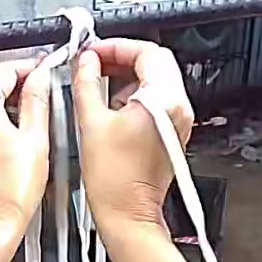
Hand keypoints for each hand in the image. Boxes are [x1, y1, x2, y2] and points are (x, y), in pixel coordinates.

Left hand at [0, 58, 52, 252]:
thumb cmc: (8, 194)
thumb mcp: (35, 140)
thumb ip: (37, 101)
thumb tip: (41, 77)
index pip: (5, 69)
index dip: (31, 66)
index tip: (46, 68)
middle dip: (17, 83)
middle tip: (43, 89)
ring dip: (5, 102)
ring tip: (32, 114)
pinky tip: (13, 136)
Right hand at [74, 38, 192, 253]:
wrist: (127, 214)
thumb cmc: (114, 181)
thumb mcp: (91, 123)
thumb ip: (85, 83)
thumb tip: (84, 62)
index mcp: (162, 100)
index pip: (146, 51)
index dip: (116, 46)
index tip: (93, 51)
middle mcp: (177, 108)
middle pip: (155, 62)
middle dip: (122, 58)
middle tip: (95, 63)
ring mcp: (177, 121)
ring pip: (155, 80)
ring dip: (127, 76)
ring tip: (98, 86)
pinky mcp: (170, 133)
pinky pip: (155, 101)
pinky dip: (134, 95)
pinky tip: (111, 108)